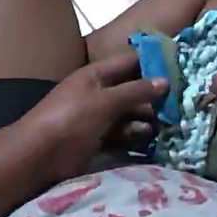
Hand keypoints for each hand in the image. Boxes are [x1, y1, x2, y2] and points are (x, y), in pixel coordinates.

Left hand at [20, 51, 165, 182]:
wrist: (38, 155)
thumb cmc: (71, 119)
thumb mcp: (106, 101)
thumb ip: (136, 90)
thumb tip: (165, 80)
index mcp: (96, 74)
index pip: (130, 61)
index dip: (152, 62)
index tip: (177, 68)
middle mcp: (98, 91)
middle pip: (131, 88)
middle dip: (153, 94)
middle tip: (177, 102)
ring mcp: (97, 115)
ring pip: (128, 111)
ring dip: (145, 116)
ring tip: (165, 123)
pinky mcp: (97, 136)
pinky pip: (121, 131)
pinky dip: (134, 133)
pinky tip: (148, 138)